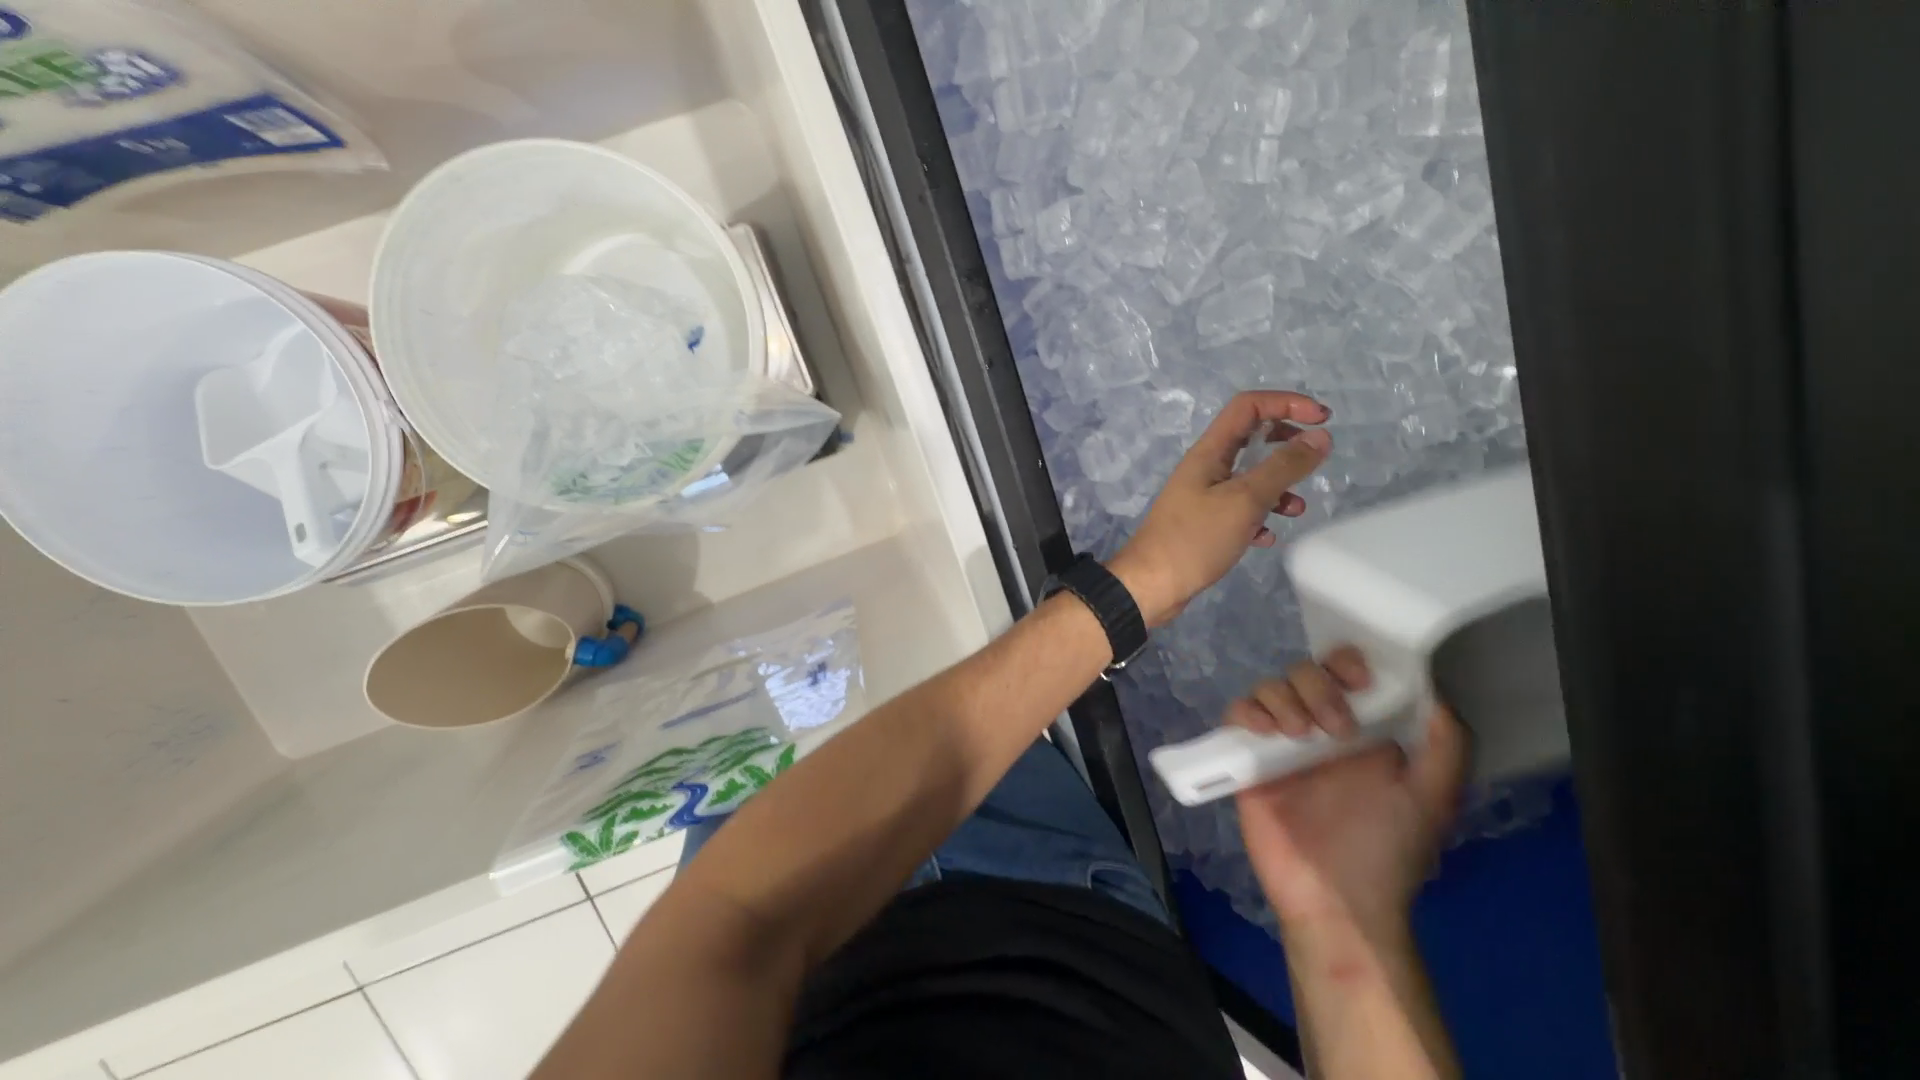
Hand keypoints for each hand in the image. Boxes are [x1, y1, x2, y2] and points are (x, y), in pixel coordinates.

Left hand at [1109, 391, 1330, 625]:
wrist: (1151, 586)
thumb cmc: (1195, 539)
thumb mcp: (1245, 500)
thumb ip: (1283, 467)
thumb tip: (1320, 436)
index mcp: (1210, 451)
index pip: (1249, 406)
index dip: (1287, 403)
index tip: (1323, 419)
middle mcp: (1206, 468)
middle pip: (1251, 437)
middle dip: (1287, 442)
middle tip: (1316, 456)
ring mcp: (1203, 496)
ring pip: (1249, 478)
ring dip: (1278, 487)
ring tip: (1296, 509)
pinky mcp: (1205, 524)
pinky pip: (1240, 511)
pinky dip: (1260, 517)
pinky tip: (1267, 537)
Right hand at [1229, 647, 1466, 936]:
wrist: (1337, 901)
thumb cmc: (1387, 851)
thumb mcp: (1432, 799)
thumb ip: (1446, 748)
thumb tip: (1435, 693)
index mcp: (1362, 731)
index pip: (1346, 672)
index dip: (1348, 662)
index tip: (1359, 682)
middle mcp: (1320, 729)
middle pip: (1304, 671)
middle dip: (1318, 686)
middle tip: (1336, 727)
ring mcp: (1281, 745)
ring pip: (1270, 687)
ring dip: (1284, 698)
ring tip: (1300, 736)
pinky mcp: (1247, 762)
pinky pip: (1236, 716)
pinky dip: (1247, 712)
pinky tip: (1265, 733)